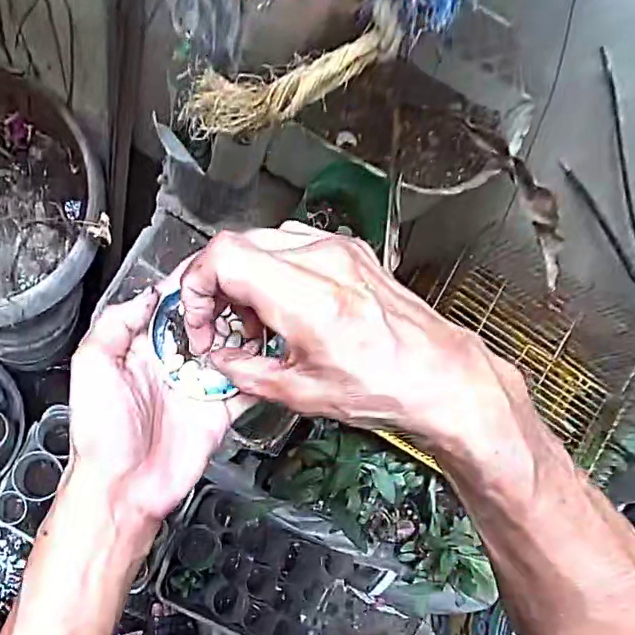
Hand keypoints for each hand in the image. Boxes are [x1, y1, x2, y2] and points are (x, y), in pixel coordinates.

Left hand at [64, 286, 249, 525]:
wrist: (121, 490)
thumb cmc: (99, 437)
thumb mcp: (90, 365)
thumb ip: (115, 323)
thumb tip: (146, 295)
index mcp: (138, 351)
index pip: (166, 307)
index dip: (186, 287)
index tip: (205, 269)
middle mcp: (169, 367)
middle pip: (203, 326)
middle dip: (221, 308)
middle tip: (239, 292)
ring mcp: (194, 390)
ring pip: (228, 353)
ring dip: (243, 337)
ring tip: (258, 318)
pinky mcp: (216, 414)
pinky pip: (242, 390)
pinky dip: (256, 376)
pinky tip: (265, 360)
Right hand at [178, 223, 549, 487]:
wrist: (438, 375)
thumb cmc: (388, 384)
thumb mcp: (300, 394)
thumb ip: (245, 373)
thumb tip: (221, 359)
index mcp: (308, 299)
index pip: (223, 258)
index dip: (195, 287)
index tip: (199, 320)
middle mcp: (323, 262)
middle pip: (235, 245)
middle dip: (212, 285)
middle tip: (215, 322)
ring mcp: (338, 251)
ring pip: (260, 241)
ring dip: (241, 278)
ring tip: (251, 320)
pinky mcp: (349, 252)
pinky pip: (291, 245)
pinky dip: (269, 271)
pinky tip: (279, 306)